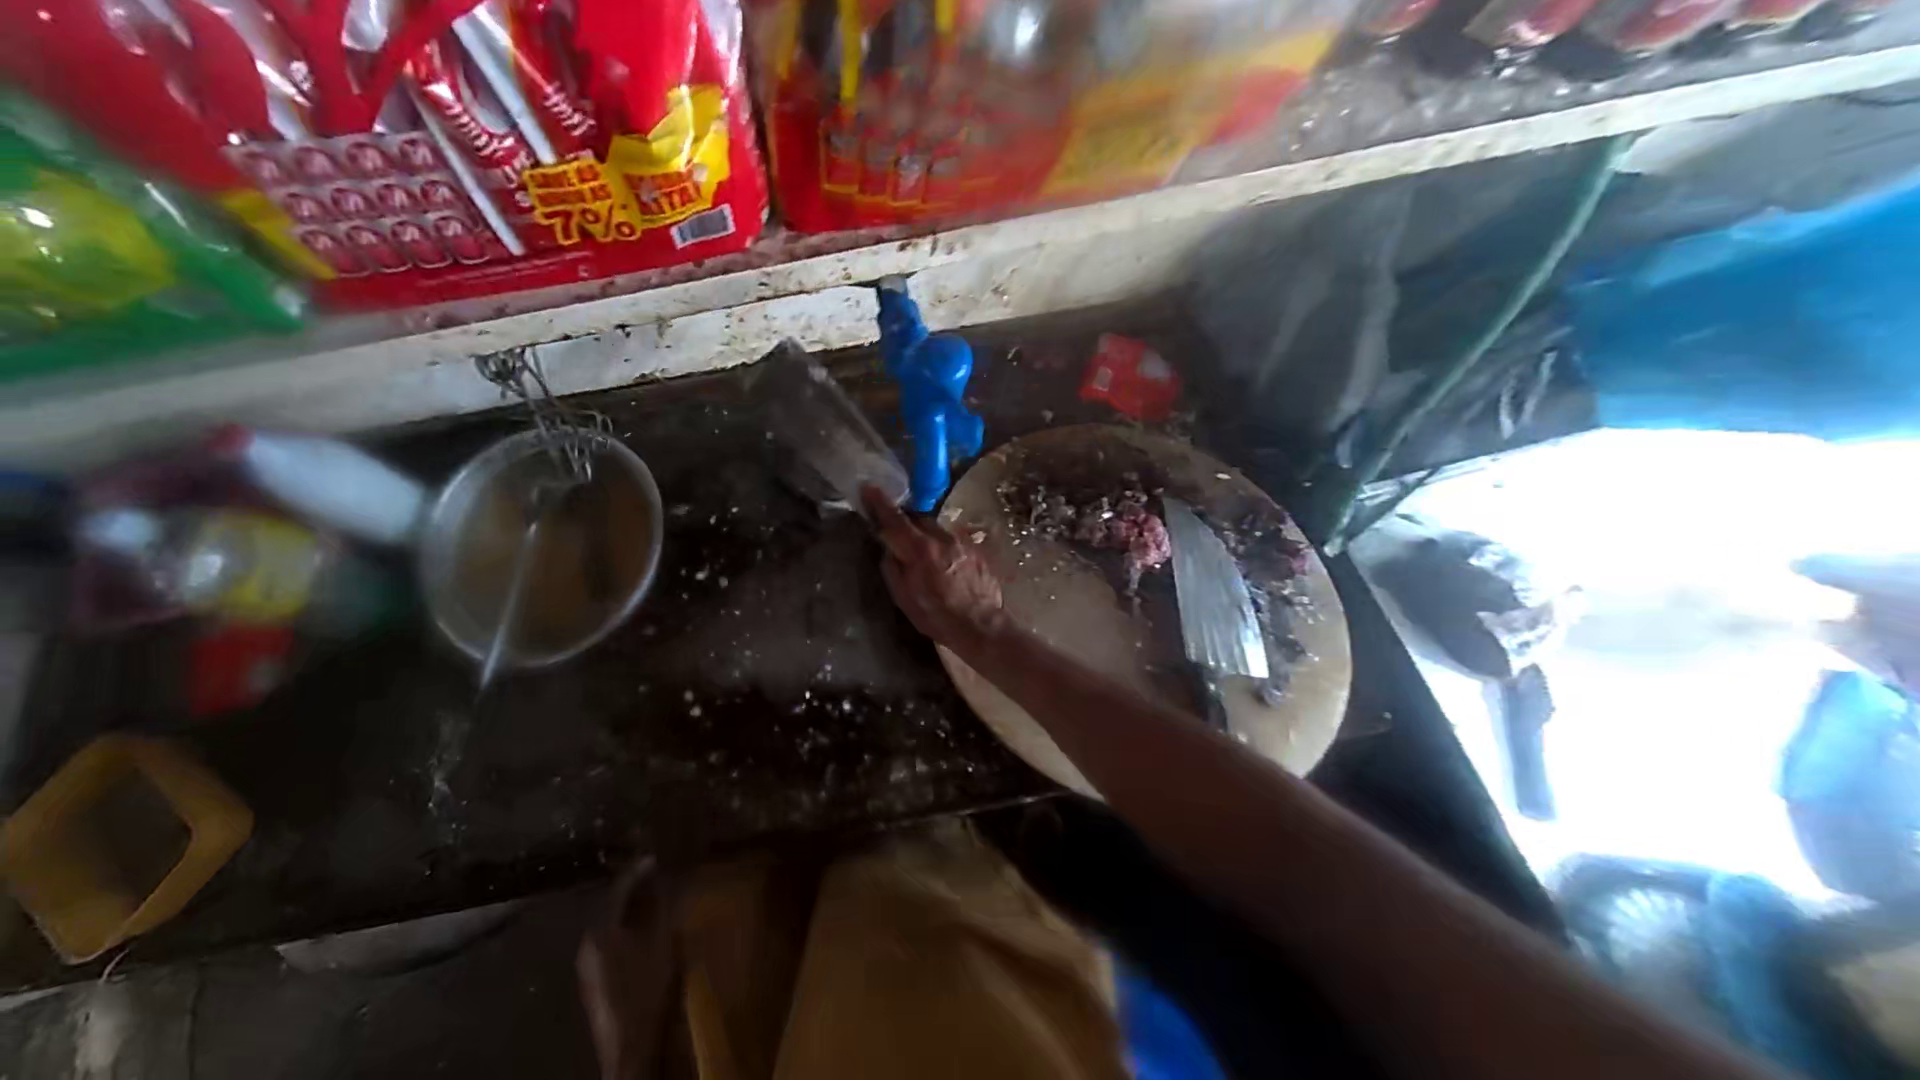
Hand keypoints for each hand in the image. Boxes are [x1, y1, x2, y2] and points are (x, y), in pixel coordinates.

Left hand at [578, 858, 677, 1079]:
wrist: (630, 1047)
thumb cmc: (647, 991)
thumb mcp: (661, 943)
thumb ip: (661, 907)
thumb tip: (664, 877)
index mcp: (600, 932)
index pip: (619, 889)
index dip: (640, 870)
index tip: (658, 856)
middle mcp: (587, 944)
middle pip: (614, 905)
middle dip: (638, 888)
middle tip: (661, 873)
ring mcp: (588, 964)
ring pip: (614, 923)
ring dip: (635, 909)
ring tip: (659, 896)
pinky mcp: (596, 979)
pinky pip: (613, 940)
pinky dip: (630, 927)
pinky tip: (649, 928)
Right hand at [863, 486, 1004, 649]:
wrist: (981, 626)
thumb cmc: (937, 616)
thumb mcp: (904, 598)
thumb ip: (892, 568)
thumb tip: (888, 549)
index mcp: (920, 549)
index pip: (895, 519)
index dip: (880, 503)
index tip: (869, 487)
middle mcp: (943, 538)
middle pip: (919, 519)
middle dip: (906, 522)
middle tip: (897, 531)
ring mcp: (962, 543)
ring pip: (937, 529)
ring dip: (926, 536)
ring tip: (923, 555)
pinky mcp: (977, 551)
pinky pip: (953, 541)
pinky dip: (943, 547)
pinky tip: (944, 566)